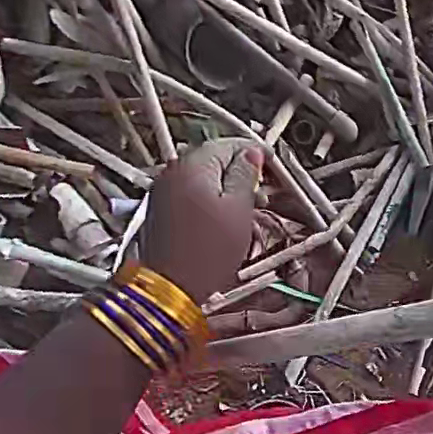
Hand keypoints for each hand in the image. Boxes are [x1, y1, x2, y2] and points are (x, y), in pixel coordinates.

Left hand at [139, 139, 262, 300]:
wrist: (169, 289)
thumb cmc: (204, 255)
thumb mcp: (238, 212)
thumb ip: (245, 177)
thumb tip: (251, 155)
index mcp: (193, 166)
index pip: (228, 144)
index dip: (254, 152)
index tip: (271, 164)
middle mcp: (173, 172)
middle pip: (213, 160)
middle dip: (240, 171)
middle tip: (263, 190)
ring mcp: (163, 192)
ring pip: (202, 178)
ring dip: (226, 188)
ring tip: (247, 208)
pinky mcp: (161, 211)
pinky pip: (190, 195)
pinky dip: (210, 200)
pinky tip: (224, 218)